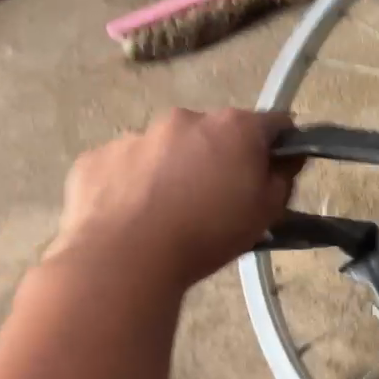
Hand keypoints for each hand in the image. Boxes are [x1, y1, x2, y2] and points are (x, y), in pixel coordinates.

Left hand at [44, 109, 301, 287]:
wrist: (123, 260)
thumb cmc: (209, 233)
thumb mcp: (268, 211)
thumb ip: (283, 176)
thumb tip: (283, 159)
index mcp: (236, 127)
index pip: (275, 123)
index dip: (279, 147)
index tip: (274, 172)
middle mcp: (187, 119)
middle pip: (217, 132)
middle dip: (222, 155)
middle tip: (221, 196)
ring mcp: (136, 135)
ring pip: (169, 147)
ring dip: (177, 167)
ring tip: (172, 210)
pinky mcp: (95, 157)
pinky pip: (126, 164)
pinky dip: (136, 181)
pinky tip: (137, 214)